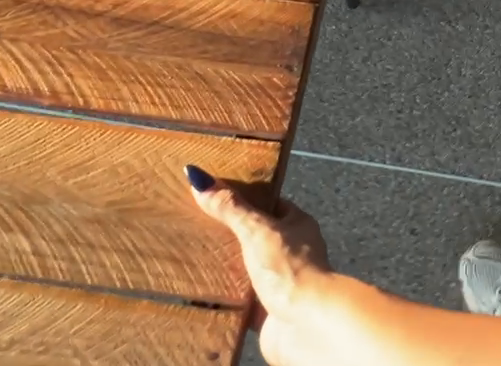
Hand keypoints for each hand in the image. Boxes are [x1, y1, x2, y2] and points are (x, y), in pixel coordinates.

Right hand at [188, 167, 334, 364]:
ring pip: (248, 271)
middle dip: (230, 239)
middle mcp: (292, 251)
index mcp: (297, 224)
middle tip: (197, 232)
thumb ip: (231, 208)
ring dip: (226, 271)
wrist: (308, 324)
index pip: (269, 204)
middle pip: (256, 238)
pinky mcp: (268, 311)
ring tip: (193, 263)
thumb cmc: (290, 270)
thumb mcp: (257, 231)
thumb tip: (199, 177)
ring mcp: (281, 282)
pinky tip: (201, 297)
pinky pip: (241, 302)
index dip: (245, 200)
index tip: (217, 198)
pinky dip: (225, 300)